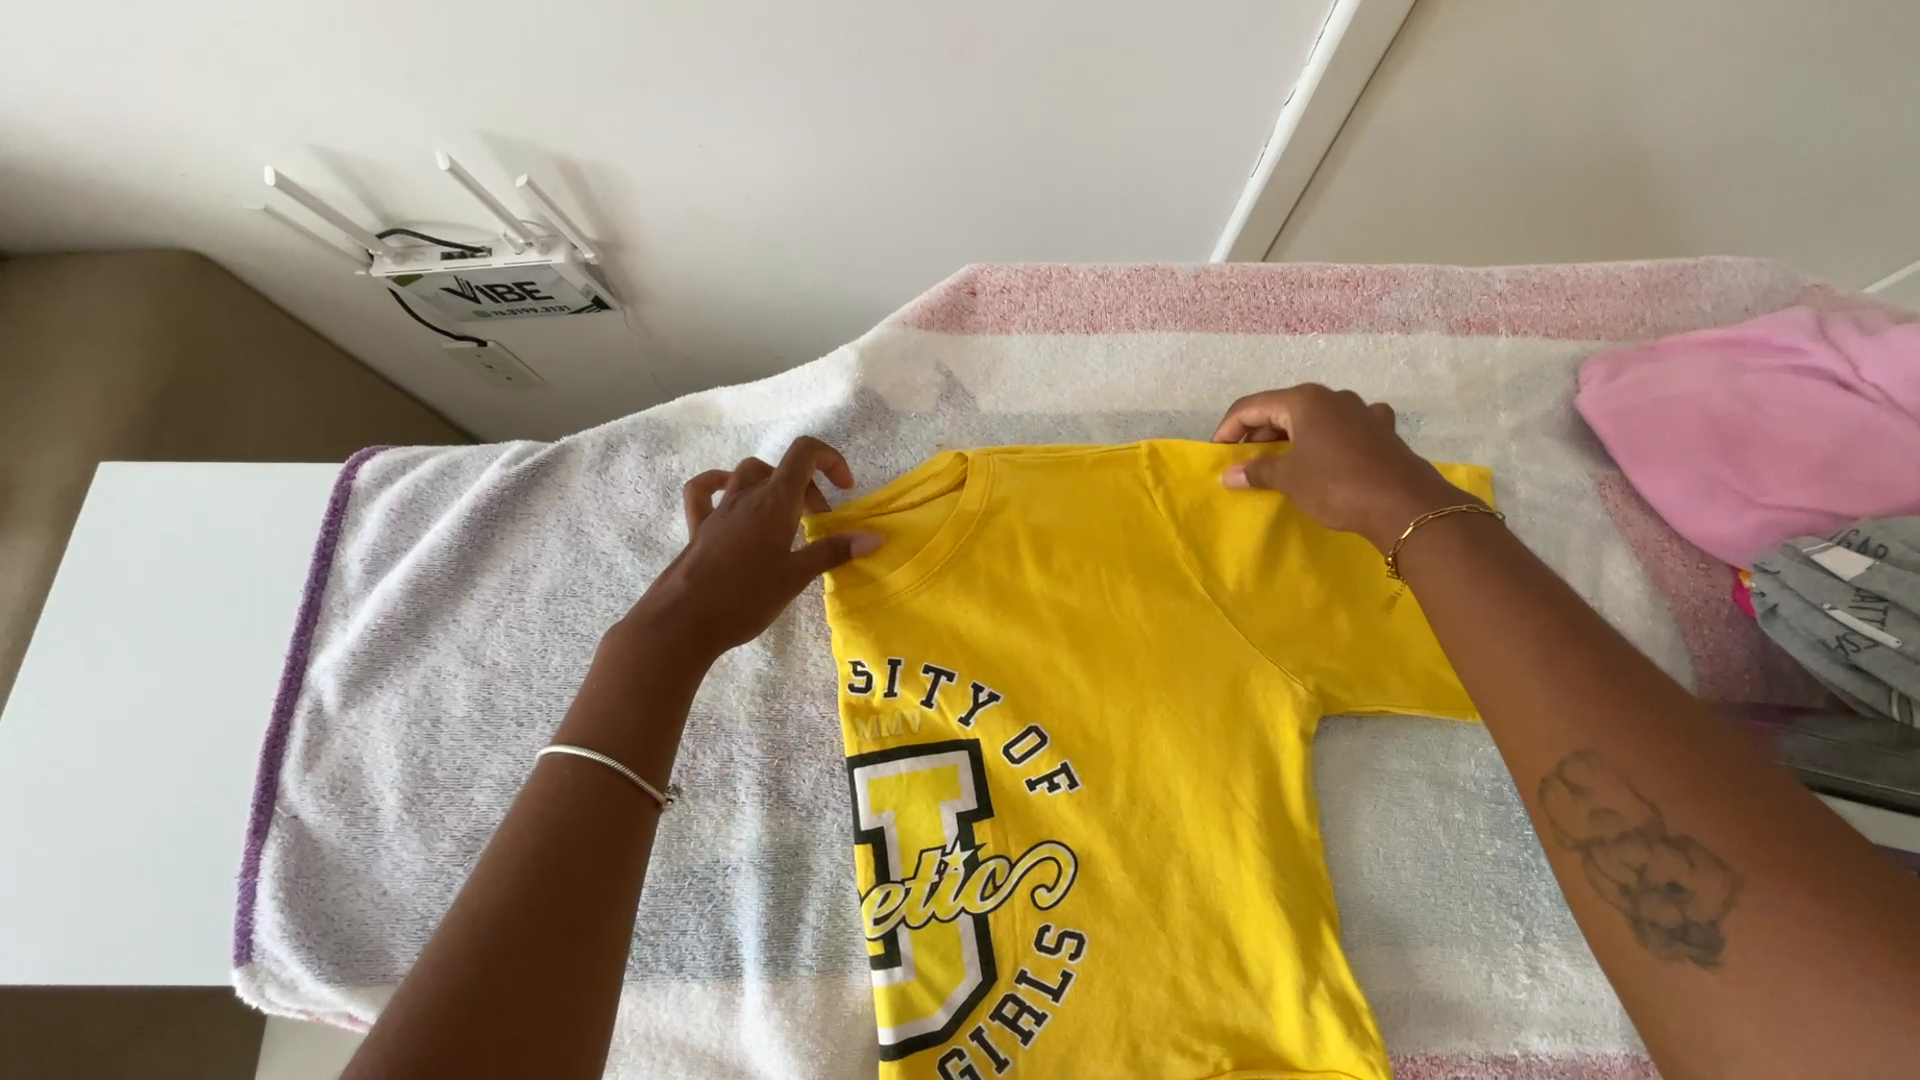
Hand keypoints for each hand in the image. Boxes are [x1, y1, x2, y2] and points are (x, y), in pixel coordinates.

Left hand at [621, 436, 881, 663]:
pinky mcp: (698, 528)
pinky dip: (720, 484)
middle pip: (782, 469)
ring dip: (773, 485)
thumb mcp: (796, 576)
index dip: (830, 460)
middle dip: (809, 487)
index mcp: (774, 501)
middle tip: (820, 524)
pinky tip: (730, 496)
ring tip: (785, 516)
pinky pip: (706, 491)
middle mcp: (746, 496)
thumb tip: (874, 537)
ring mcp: (718, 510)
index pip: (804, 453)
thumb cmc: (745, 598)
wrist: (682, 622)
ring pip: (748, 475)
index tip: (844, 490)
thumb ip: (834, 552)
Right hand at [1212, 385, 1475, 550]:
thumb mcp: (1287, 478)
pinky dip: (1326, 440)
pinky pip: (1343, 429)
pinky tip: (1328, 454)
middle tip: (1243, 463)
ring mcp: (1361, 411)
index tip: (1217, 456)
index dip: (1227, 430)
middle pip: (1281, 409)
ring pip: (1313, 419)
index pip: (1250, 407)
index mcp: (1304, 400)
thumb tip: (1228, 475)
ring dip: (1290, 438)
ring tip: (1278, 463)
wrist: (1403, 505)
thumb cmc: (1335, 484)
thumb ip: (1255, 471)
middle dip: (1258, 435)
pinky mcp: (1381, 431)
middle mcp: (1333, 397)